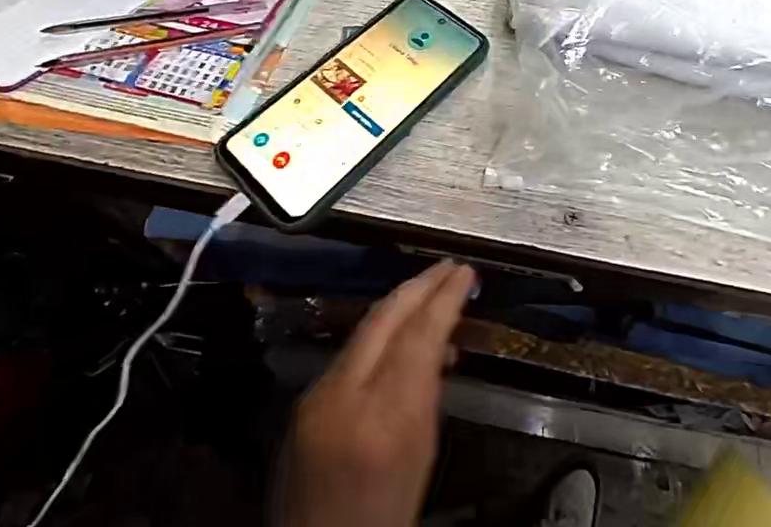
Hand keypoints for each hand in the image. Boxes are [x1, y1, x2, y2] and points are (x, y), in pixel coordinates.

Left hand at [280, 261, 475, 526]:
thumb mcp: (424, 451)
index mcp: (383, 415)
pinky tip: (402, 335)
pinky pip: (352, 352)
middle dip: (421, 285)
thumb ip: (428, 391)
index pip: (419, 335)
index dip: (445, 297)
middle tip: (451, 267)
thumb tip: (439, 344)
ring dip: (402, 304)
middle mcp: (342, 396)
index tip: (467, 272)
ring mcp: (316, 397)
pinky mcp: (303, 403)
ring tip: (434, 291)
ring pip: (365, 329)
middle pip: (384, 318)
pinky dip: (382, 333)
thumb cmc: (387, 509)